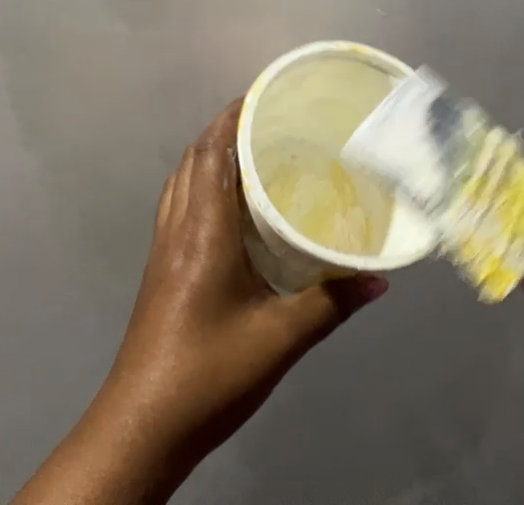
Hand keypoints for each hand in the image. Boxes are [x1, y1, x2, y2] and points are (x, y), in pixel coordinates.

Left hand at [99, 99, 388, 456]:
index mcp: (203, 232)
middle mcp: (177, 230)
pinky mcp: (160, 270)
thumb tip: (380, 279)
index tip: (267, 96)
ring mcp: (163, 250)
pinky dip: (201, 184)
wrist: (143, 426)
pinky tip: (230, 204)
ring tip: (253, 149)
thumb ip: (332, 303)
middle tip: (271, 120)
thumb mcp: (281, 339)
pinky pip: (179, 205)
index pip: (211, 154)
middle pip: (193, 159)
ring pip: (182, 181)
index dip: (233, 117)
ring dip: (210, 154)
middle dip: (225, 129)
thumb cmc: (210, 373)